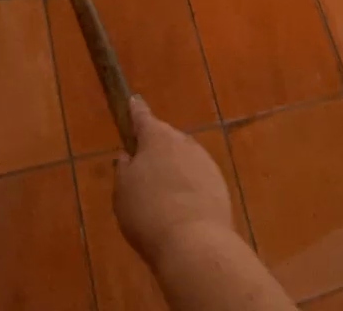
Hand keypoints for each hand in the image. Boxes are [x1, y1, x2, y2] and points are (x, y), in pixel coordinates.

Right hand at [113, 98, 232, 262]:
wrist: (194, 242)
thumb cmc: (148, 213)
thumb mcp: (122, 192)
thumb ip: (124, 169)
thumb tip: (129, 156)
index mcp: (156, 137)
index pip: (142, 116)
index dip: (135, 110)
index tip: (133, 100)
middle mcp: (182, 142)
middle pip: (166, 139)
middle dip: (156, 149)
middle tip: (144, 170)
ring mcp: (204, 161)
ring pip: (184, 159)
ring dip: (174, 169)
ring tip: (163, 197)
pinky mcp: (220, 183)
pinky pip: (198, 178)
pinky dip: (189, 187)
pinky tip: (182, 208)